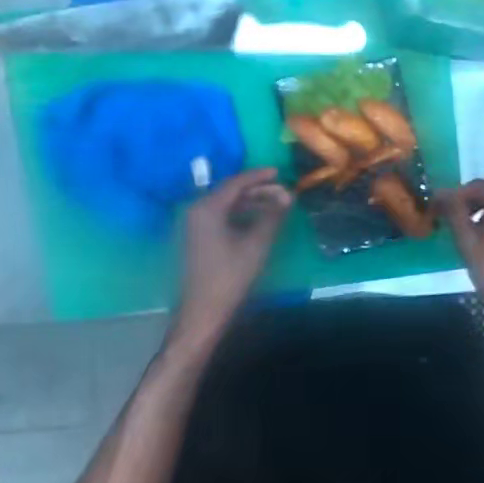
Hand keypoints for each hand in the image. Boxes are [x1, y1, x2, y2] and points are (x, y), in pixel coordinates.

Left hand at [176, 167, 291, 342]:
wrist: (203, 309)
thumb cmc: (231, 276)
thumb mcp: (256, 245)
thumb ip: (272, 216)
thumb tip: (288, 195)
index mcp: (207, 208)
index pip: (236, 183)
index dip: (259, 176)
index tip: (280, 173)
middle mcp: (196, 211)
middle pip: (229, 192)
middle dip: (257, 190)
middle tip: (283, 193)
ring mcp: (195, 225)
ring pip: (226, 205)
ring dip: (250, 203)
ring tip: (275, 205)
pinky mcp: (198, 238)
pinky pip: (221, 217)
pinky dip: (240, 214)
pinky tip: (258, 221)